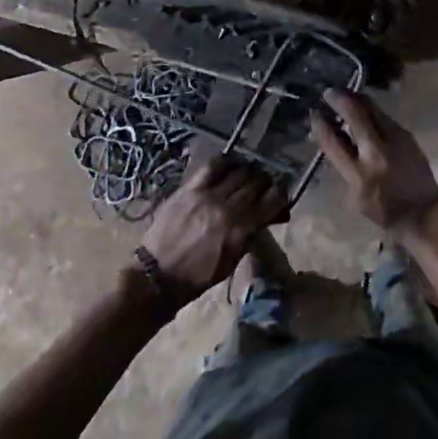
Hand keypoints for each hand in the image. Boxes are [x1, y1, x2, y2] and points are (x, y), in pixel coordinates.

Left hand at [138, 157, 285, 304]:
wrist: (156, 277)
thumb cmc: (197, 277)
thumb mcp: (232, 260)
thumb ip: (253, 233)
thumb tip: (275, 214)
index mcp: (240, 229)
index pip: (273, 200)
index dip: (281, 195)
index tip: (280, 196)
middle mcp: (228, 208)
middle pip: (258, 182)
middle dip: (266, 183)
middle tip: (264, 186)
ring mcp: (208, 195)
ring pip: (240, 171)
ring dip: (250, 171)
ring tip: (248, 175)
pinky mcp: (190, 188)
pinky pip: (213, 165)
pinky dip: (227, 161)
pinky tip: (232, 164)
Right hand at [310, 90, 437, 238]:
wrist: (423, 212)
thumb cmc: (384, 211)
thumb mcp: (355, 196)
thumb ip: (343, 166)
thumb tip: (331, 139)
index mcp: (359, 174)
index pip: (333, 142)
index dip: (321, 125)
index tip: (314, 113)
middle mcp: (376, 153)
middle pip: (356, 115)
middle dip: (340, 99)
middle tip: (329, 92)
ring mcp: (395, 140)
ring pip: (373, 109)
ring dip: (357, 98)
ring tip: (345, 93)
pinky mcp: (406, 135)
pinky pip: (385, 116)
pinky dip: (372, 109)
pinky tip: (365, 106)